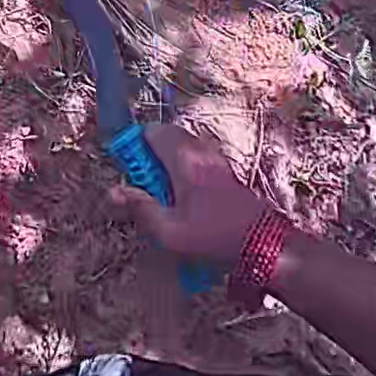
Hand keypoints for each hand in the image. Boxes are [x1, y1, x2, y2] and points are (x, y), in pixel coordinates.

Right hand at [109, 124, 267, 263]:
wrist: (264, 243)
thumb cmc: (213, 237)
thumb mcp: (170, 232)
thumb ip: (141, 208)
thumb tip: (112, 191)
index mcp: (184, 159)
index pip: (153, 131)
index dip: (135, 145)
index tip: (130, 168)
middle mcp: (200, 151)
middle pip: (166, 135)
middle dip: (149, 153)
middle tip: (144, 182)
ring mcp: (214, 158)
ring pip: (181, 145)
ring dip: (166, 160)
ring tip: (162, 192)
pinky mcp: (223, 169)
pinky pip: (195, 156)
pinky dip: (182, 167)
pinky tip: (183, 197)